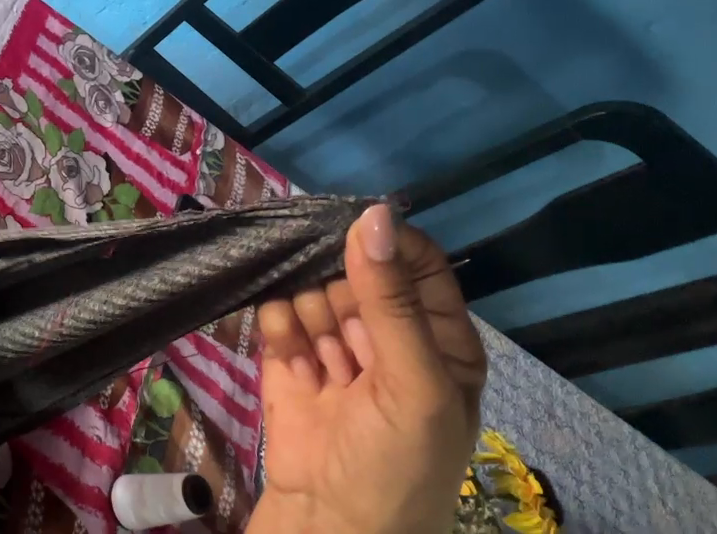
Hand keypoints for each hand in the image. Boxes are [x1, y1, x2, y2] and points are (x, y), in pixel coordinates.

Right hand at [246, 203, 486, 533]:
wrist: (328, 530)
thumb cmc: (396, 466)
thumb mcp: (414, 386)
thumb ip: (391, 300)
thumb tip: (372, 214)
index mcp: (439, 338)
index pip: (415, 261)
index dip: (383, 245)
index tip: (348, 239)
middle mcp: (387, 333)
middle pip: (354, 268)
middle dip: (339, 290)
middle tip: (343, 335)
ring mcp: (334, 342)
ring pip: (311, 284)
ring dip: (309, 316)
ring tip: (321, 363)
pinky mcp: (288, 353)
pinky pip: (277, 310)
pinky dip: (280, 328)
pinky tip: (294, 362)